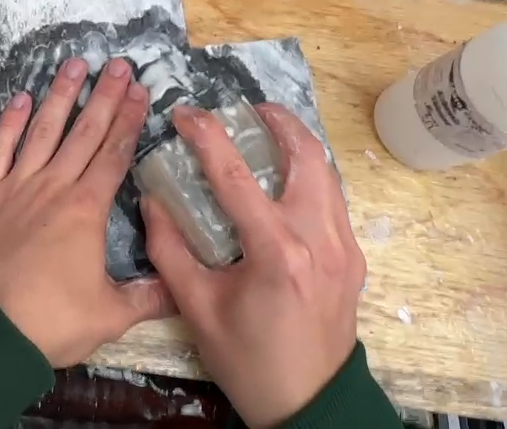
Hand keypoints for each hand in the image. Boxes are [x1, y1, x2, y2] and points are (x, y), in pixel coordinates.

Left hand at [0, 56, 172, 366]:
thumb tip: (182, 288)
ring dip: (60, 96)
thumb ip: (147, 296)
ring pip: (43, 130)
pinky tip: (19, 97)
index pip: (114, 154)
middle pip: (84, 132)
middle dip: (104, 96)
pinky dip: (9, 122)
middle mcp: (54, 186)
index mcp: (86, 209)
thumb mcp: (109, 316)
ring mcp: (17, 185)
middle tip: (118, 64)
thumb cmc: (50, 321)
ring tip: (74, 64)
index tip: (140, 90)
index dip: (129, 120)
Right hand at [141, 103, 365, 428]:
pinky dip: (309, 172)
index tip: (184, 113)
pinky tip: (283, 178)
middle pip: (306, 155)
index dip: (206, 135)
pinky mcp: (354, 258)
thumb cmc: (249, 361)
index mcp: (278, 252)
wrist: (312, 409)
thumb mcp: (196, 308)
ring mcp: (345, 248)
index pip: (236, 175)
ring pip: (326, 172)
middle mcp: (320, 240)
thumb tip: (152, 199)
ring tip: (265, 131)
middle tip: (245, 108)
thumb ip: (169, 248)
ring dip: (296, 142)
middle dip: (276, 120)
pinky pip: (333, 197)